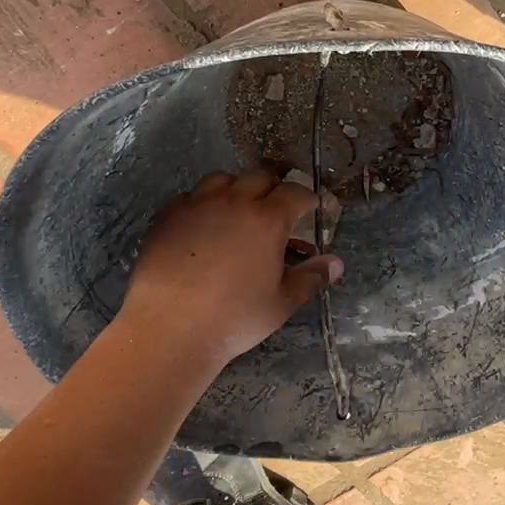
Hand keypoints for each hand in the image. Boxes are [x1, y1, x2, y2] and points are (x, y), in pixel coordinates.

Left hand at [111, 171, 343, 369]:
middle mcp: (235, 202)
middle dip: (273, 186)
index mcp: (268, 219)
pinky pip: (190, 196)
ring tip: (237, 207)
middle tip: (276, 206)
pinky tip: (202, 223)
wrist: (170, 328)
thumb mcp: (282, 302)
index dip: (307, 197)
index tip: (313, 206)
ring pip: (222, 179)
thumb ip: (311, 277)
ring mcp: (198, 205)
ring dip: (236, 187)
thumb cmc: (234, 318)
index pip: (295, 193)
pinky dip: (202, 202)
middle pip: (259, 176)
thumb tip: (336, 263)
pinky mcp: (168, 216)